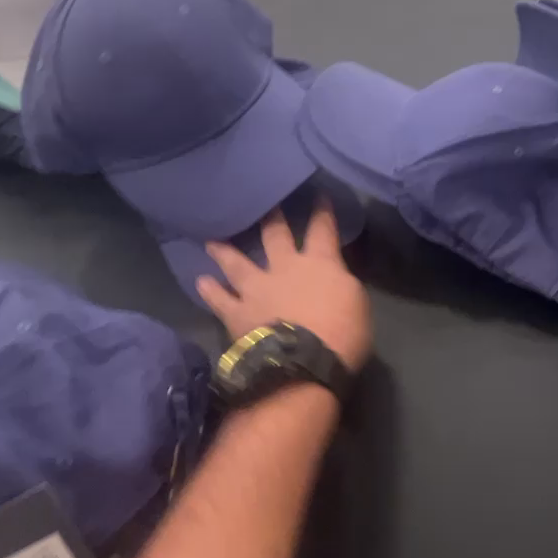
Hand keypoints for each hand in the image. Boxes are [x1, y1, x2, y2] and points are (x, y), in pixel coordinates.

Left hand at [200, 204, 371, 371]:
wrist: (303, 364)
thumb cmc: (342, 334)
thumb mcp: (357, 302)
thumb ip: (341, 285)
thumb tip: (332, 280)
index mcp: (321, 264)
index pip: (323, 229)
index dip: (321, 210)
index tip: (318, 193)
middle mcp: (286, 268)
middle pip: (276, 236)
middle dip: (272, 218)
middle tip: (262, 202)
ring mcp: (257, 290)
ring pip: (238, 264)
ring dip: (226, 251)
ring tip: (213, 240)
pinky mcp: (237, 314)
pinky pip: (220, 300)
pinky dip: (210, 291)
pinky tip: (201, 281)